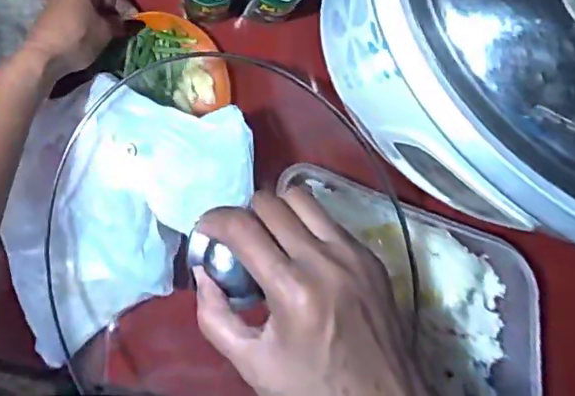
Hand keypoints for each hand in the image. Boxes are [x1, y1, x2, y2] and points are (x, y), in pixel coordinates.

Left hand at [16, 0, 136, 79]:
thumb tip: (130, 22)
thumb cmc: (77, 38)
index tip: (140, 24)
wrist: (42, 56)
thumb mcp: (105, 31)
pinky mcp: (51, 14)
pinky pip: (76, 15)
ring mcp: (58, 0)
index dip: (129, 9)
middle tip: (127, 29)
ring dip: (101, 19)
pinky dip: (88, 22)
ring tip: (113, 34)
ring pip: (87, 7)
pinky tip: (94, 35)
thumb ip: (120, 24)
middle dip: (114, 13)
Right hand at [193, 188, 422, 395]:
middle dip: (244, 217)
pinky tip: (304, 256)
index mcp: (293, 291)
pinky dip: (306, 226)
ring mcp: (353, 257)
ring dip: (276, 212)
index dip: (213, 221)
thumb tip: (203, 271)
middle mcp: (324, 263)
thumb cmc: (317, 393)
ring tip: (272, 240)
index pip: (240, 225)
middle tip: (240, 244)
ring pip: (299, 197)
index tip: (206, 234)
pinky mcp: (372, 260)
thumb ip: (214, 316)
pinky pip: (327, 219)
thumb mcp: (253, 365)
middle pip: (267, 202)